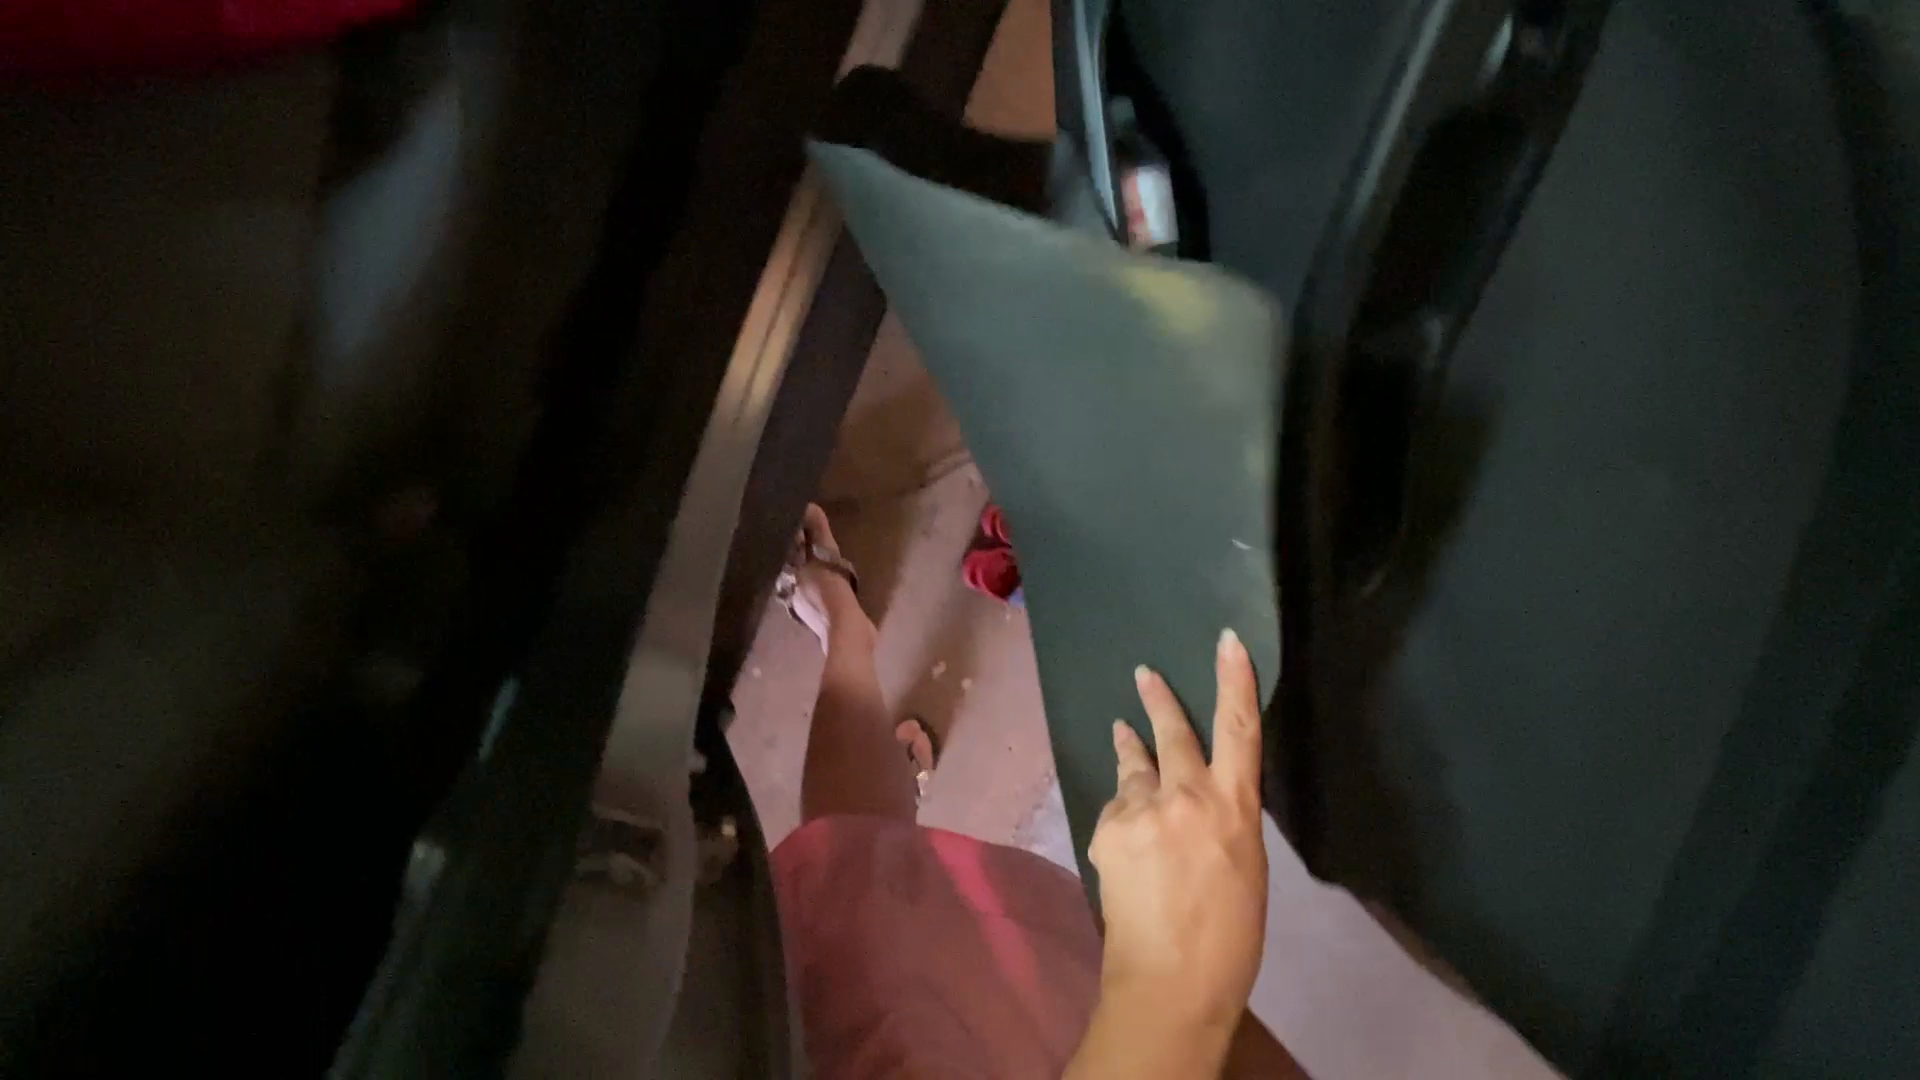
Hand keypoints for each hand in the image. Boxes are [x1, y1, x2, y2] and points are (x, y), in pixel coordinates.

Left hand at [1092, 628, 1268, 1033]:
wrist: (1169, 977)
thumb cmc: (1228, 933)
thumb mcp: (1245, 866)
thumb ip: (1220, 819)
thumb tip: (1196, 799)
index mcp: (1233, 807)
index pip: (1239, 728)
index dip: (1235, 680)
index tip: (1226, 640)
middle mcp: (1186, 795)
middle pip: (1173, 732)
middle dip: (1159, 699)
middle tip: (1144, 674)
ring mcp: (1142, 808)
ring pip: (1135, 767)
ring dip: (1132, 751)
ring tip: (1124, 729)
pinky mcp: (1107, 826)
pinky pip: (1116, 808)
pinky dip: (1122, 813)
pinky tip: (1125, 839)